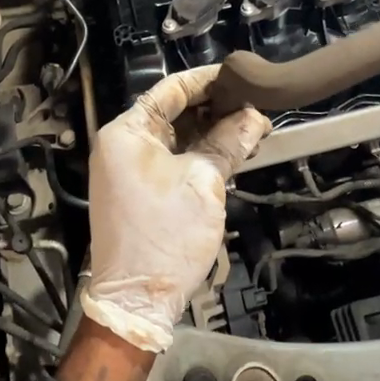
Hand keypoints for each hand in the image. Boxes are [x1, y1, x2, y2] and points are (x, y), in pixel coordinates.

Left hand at [81, 66, 270, 351]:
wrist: (136, 302)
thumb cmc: (165, 235)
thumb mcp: (204, 182)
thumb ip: (229, 142)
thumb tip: (256, 117)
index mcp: (127, 131)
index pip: (171, 89)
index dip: (208, 81)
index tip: (242, 77)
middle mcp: (123, 144)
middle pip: (174, 112)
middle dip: (216, 109)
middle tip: (256, 106)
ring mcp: (130, 168)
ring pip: (177, 137)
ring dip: (212, 133)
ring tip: (252, 129)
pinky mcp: (141, 190)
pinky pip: (174, 159)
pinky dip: (201, 154)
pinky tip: (233, 152)